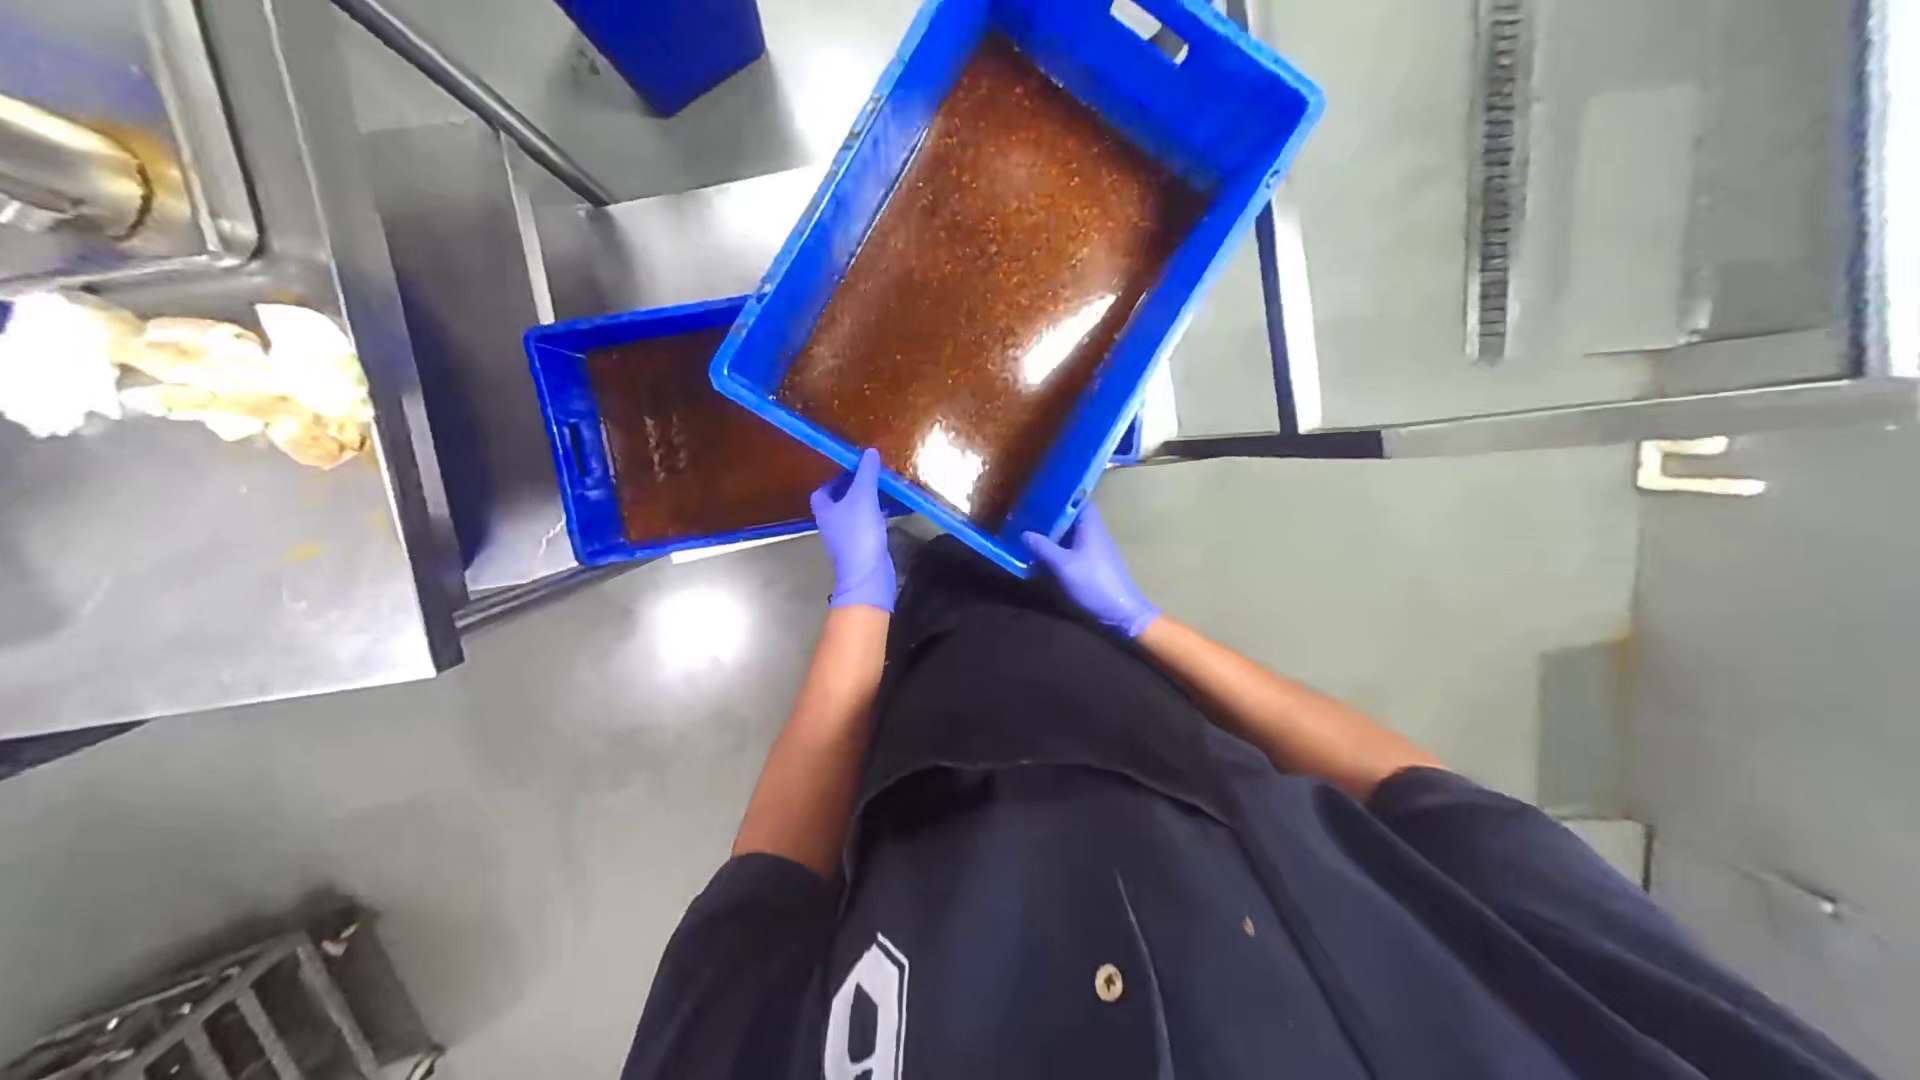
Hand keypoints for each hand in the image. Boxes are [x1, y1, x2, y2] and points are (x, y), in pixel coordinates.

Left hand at [811, 448, 895, 611]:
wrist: (867, 574)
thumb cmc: (858, 533)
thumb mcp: (863, 497)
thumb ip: (866, 474)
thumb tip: (869, 452)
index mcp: (824, 510)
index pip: (822, 491)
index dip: (834, 479)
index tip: (851, 469)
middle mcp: (831, 523)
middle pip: (838, 502)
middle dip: (852, 489)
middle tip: (870, 476)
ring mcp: (846, 537)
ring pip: (853, 514)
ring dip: (865, 502)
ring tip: (882, 489)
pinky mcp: (861, 547)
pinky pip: (866, 525)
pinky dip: (874, 516)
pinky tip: (888, 511)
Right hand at [1024, 503, 1158, 636]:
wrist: (1120, 613)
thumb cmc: (1093, 582)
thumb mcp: (1063, 564)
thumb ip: (1043, 547)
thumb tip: (1024, 532)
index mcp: (1090, 526)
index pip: (1078, 501)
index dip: (1060, 497)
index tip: (1038, 496)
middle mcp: (1093, 533)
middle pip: (1070, 519)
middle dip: (1050, 518)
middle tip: (1025, 516)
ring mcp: (1092, 550)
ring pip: (1069, 536)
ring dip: (1051, 536)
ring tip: (1026, 534)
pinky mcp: (1090, 566)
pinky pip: (1070, 551)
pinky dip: (1056, 551)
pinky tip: (1038, 556)